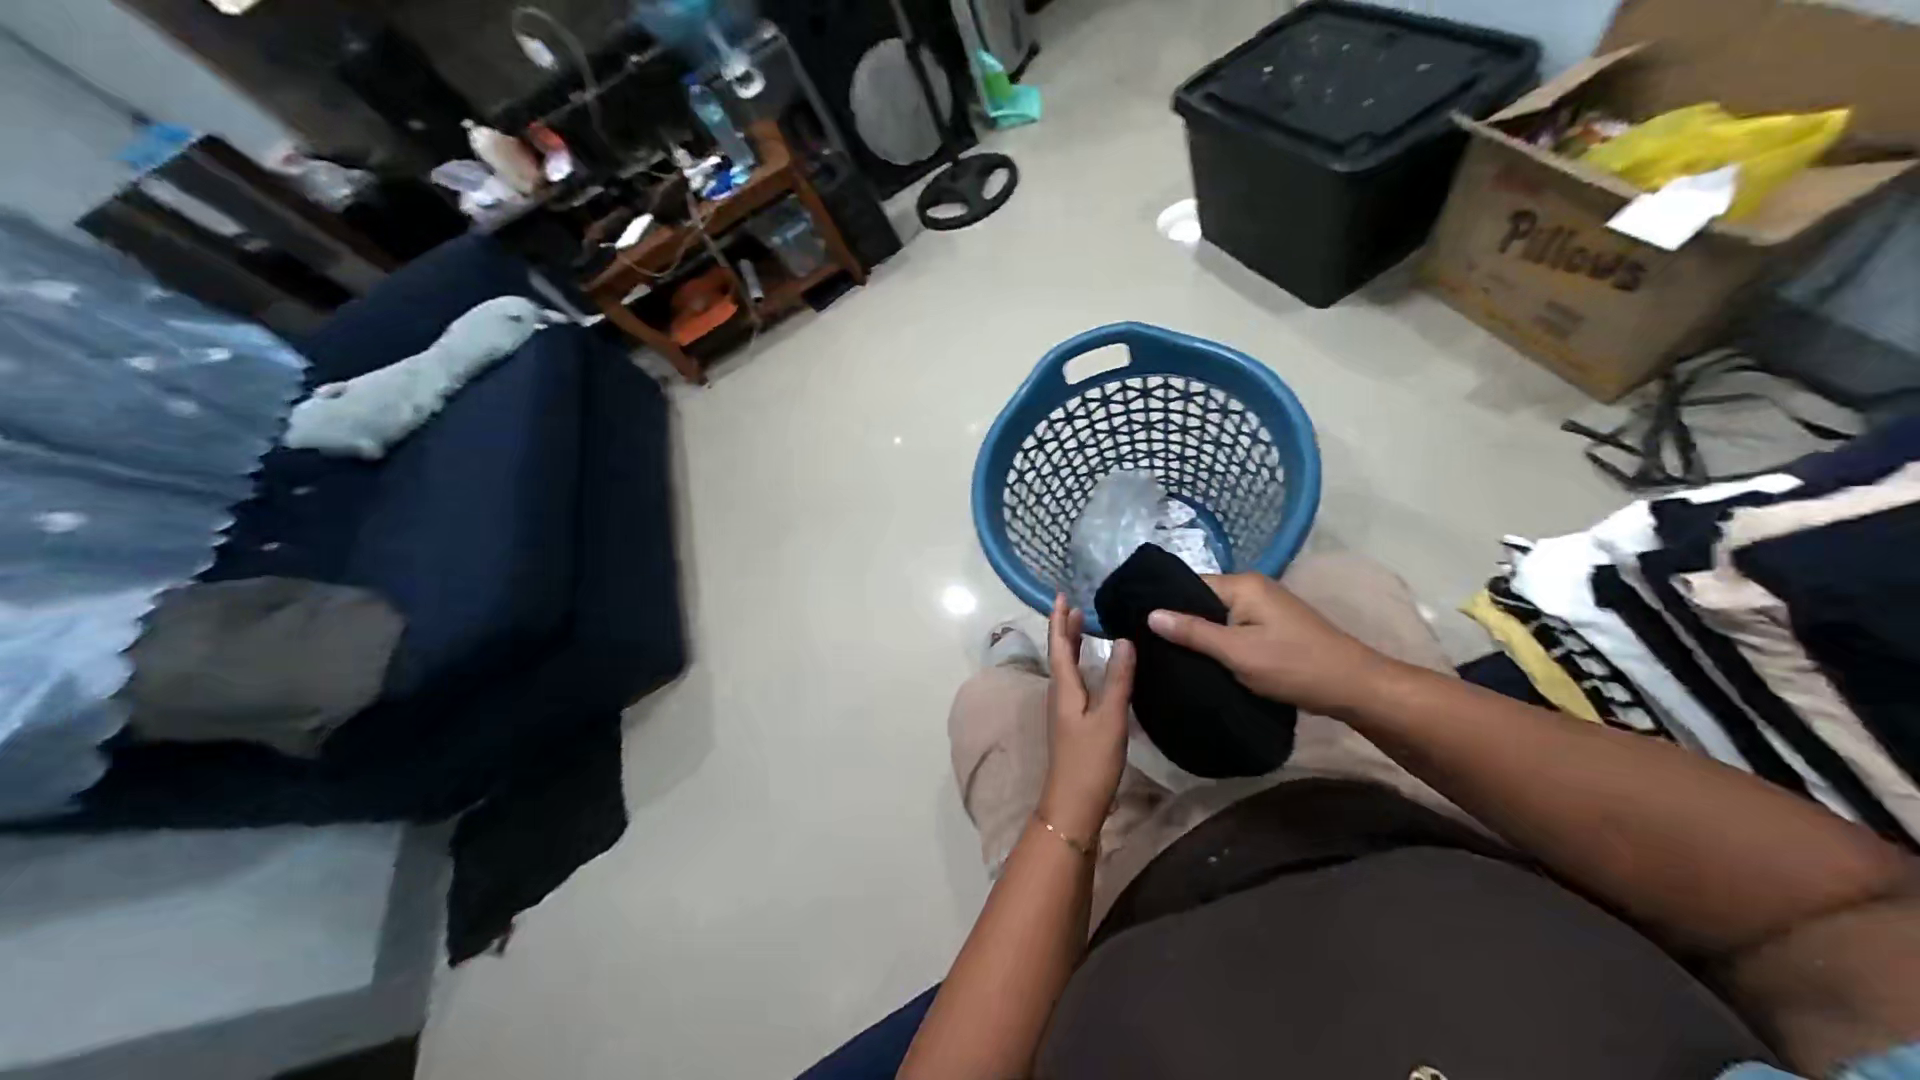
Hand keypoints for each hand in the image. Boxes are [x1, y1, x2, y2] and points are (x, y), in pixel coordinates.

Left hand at [1039, 594, 1135, 842]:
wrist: (1074, 805)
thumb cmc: (1090, 760)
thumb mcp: (1109, 718)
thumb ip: (1118, 680)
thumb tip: (1124, 640)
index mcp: (1063, 688)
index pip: (1059, 644)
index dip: (1060, 619)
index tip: (1061, 595)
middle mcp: (1059, 694)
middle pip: (1060, 653)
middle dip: (1066, 628)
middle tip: (1075, 605)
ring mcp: (1064, 710)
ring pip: (1066, 668)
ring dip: (1072, 645)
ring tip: (1083, 627)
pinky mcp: (1072, 723)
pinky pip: (1074, 682)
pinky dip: (1081, 665)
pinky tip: (1095, 670)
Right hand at [1146, 573, 1389, 715]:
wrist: (1354, 687)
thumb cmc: (1294, 666)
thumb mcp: (1236, 652)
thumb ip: (1193, 632)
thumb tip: (1150, 614)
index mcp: (1242, 585)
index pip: (1188, 586)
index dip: (1163, 605)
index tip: (1137, 626)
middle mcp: (1252, 588)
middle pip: (1201, 600)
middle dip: (1179, 622)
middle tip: (1149, 646)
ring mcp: (1264, 607)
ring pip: (1217, 617)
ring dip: (1199, 635)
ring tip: (1168, 655)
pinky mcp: (1271, 626)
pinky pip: (1232, 628)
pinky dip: (1218, 643)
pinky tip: (1202, 660)